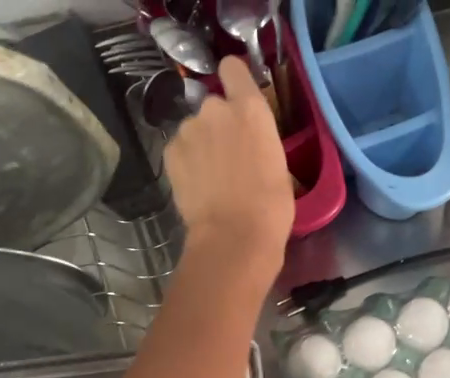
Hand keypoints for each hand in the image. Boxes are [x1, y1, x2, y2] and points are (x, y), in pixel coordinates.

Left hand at [163, 57, 292, 262]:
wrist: (234, 237)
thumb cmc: (270, 208)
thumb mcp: (278, 166)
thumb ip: (259, 141)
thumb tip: (248, 143)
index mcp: (251, 109)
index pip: (233, 68)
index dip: (234, 80)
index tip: (237, 96)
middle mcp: (216, 108)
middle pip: (214, 105)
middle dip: (219, 125)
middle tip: (230, 157)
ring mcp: (189, 129)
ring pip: (195, 129)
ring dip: (202, 145)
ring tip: (213, 178)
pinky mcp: (171, 151)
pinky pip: (180, 149)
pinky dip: (187, 163)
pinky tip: (198, 187)